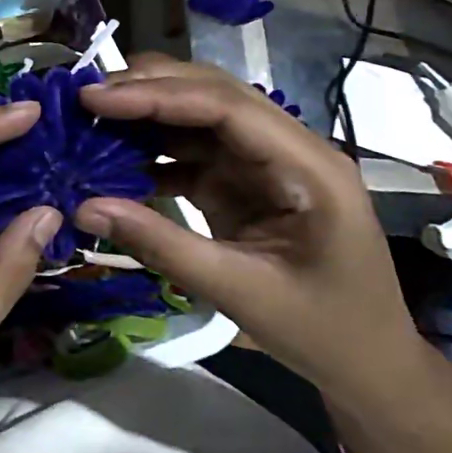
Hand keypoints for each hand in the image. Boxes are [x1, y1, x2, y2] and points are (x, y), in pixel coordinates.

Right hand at [74, 55, 422, 394]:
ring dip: (148, 115)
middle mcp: (290, 148)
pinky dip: (155, 151)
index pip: (228, 106)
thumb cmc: (322, 330)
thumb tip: (84, 207)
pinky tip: (116, 159)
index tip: (97, 96)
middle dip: (150, 89)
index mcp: (308, 166)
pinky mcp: (247, 181)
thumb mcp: (241, 292)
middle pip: (215, 95)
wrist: (367, 363)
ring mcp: (267, 162)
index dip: (159, 95)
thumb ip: (162, 245)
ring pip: (201, 117)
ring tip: (91, 117)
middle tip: (86, 96)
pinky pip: (196, 150)